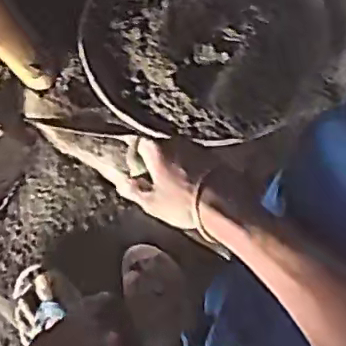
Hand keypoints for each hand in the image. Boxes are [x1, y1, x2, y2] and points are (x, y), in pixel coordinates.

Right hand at [96, 139, 256, 249]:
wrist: (224, 203)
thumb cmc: (182, 203)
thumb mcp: (151, 203)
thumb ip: (133, 190)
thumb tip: (122, 182)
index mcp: (156, 149)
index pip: (138, 142)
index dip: (134, 156)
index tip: (134, 171)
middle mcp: (174, 142)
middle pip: (158, 146)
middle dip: (154, 159)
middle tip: (153, 178)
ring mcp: (194, 146)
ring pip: (176, 151)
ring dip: (173, 163)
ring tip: (173, 182)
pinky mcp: (210, 154)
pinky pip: (192, 157)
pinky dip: (188, 166)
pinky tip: (190, 182)